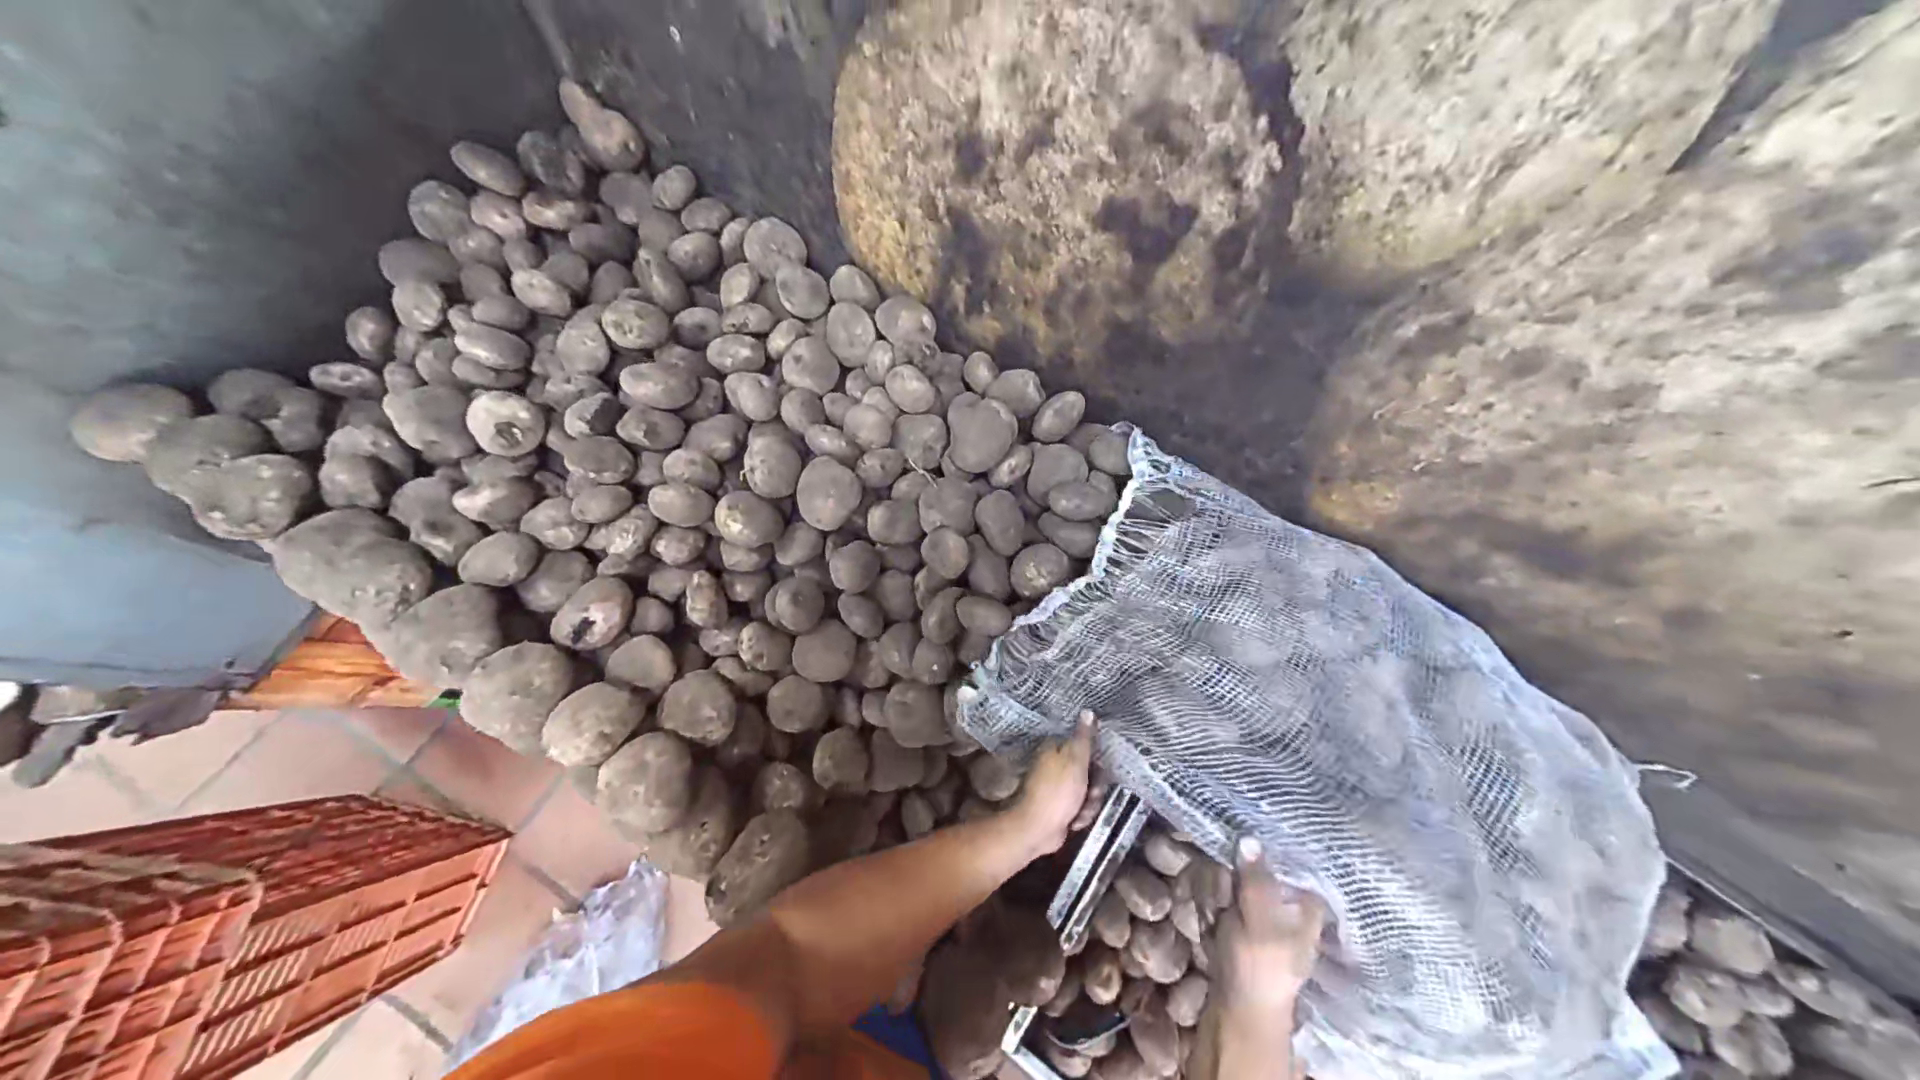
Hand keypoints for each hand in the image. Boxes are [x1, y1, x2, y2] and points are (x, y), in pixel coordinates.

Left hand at [1008, 710, 1094, 856]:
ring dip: (1089, 804)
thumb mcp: (1074, 760)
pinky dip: (1080, 815)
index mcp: (1056, 749)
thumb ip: (1084, 737)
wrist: (1037, 829)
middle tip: (1091, 794)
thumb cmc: (1057, 792)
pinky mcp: (1061, 806)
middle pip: (1090, 771)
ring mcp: (1058, 787)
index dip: (1097, 760)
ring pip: (1088, 791)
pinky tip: (1074, 821)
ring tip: (1079, 812)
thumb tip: (1088, 711)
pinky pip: (1080, 807)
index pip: (1086, 747)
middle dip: (1094, 787)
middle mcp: (1055, 765)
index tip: (1100, 770)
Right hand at [1216, 837, 1325, 1012]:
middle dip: (1224, 882)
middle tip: (1222, 905)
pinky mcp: (1232, 913)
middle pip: (1242, 861)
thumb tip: (1249, 838)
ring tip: (1214, 922)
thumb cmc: (1260, 972)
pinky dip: (1206, 904)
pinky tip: (1208, 923)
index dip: (1255, 851)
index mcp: (1304, 900)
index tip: (1234, 853)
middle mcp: (1280, 896)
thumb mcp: (1262, 926)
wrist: (1235, 1014)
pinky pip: (1212, 890)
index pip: (1281, 854)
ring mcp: (1254, 904)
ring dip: (1211, 896)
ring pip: (1222, 873)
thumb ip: (1257, 881)